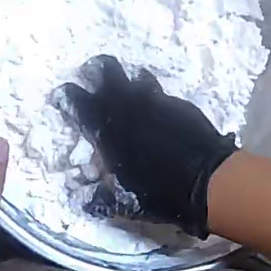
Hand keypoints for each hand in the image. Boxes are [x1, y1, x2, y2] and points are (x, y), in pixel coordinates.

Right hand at [58, 55, 235, 237]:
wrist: (207, 179)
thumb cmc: (160, 191)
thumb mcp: (124, 200)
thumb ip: (102, 194)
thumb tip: (89, 194)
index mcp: (106, 127)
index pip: (75, 100)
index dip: (66, 97)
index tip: (63, 99)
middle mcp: (128, 106)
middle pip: (105, 69)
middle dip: (95, 71)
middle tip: (93, 79)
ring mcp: (155, 101)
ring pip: (136, 77)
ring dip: (129, 84)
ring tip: (129, 98)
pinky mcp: (179, 104)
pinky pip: (160, 95)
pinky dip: (154, 101)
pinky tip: (158, 116)